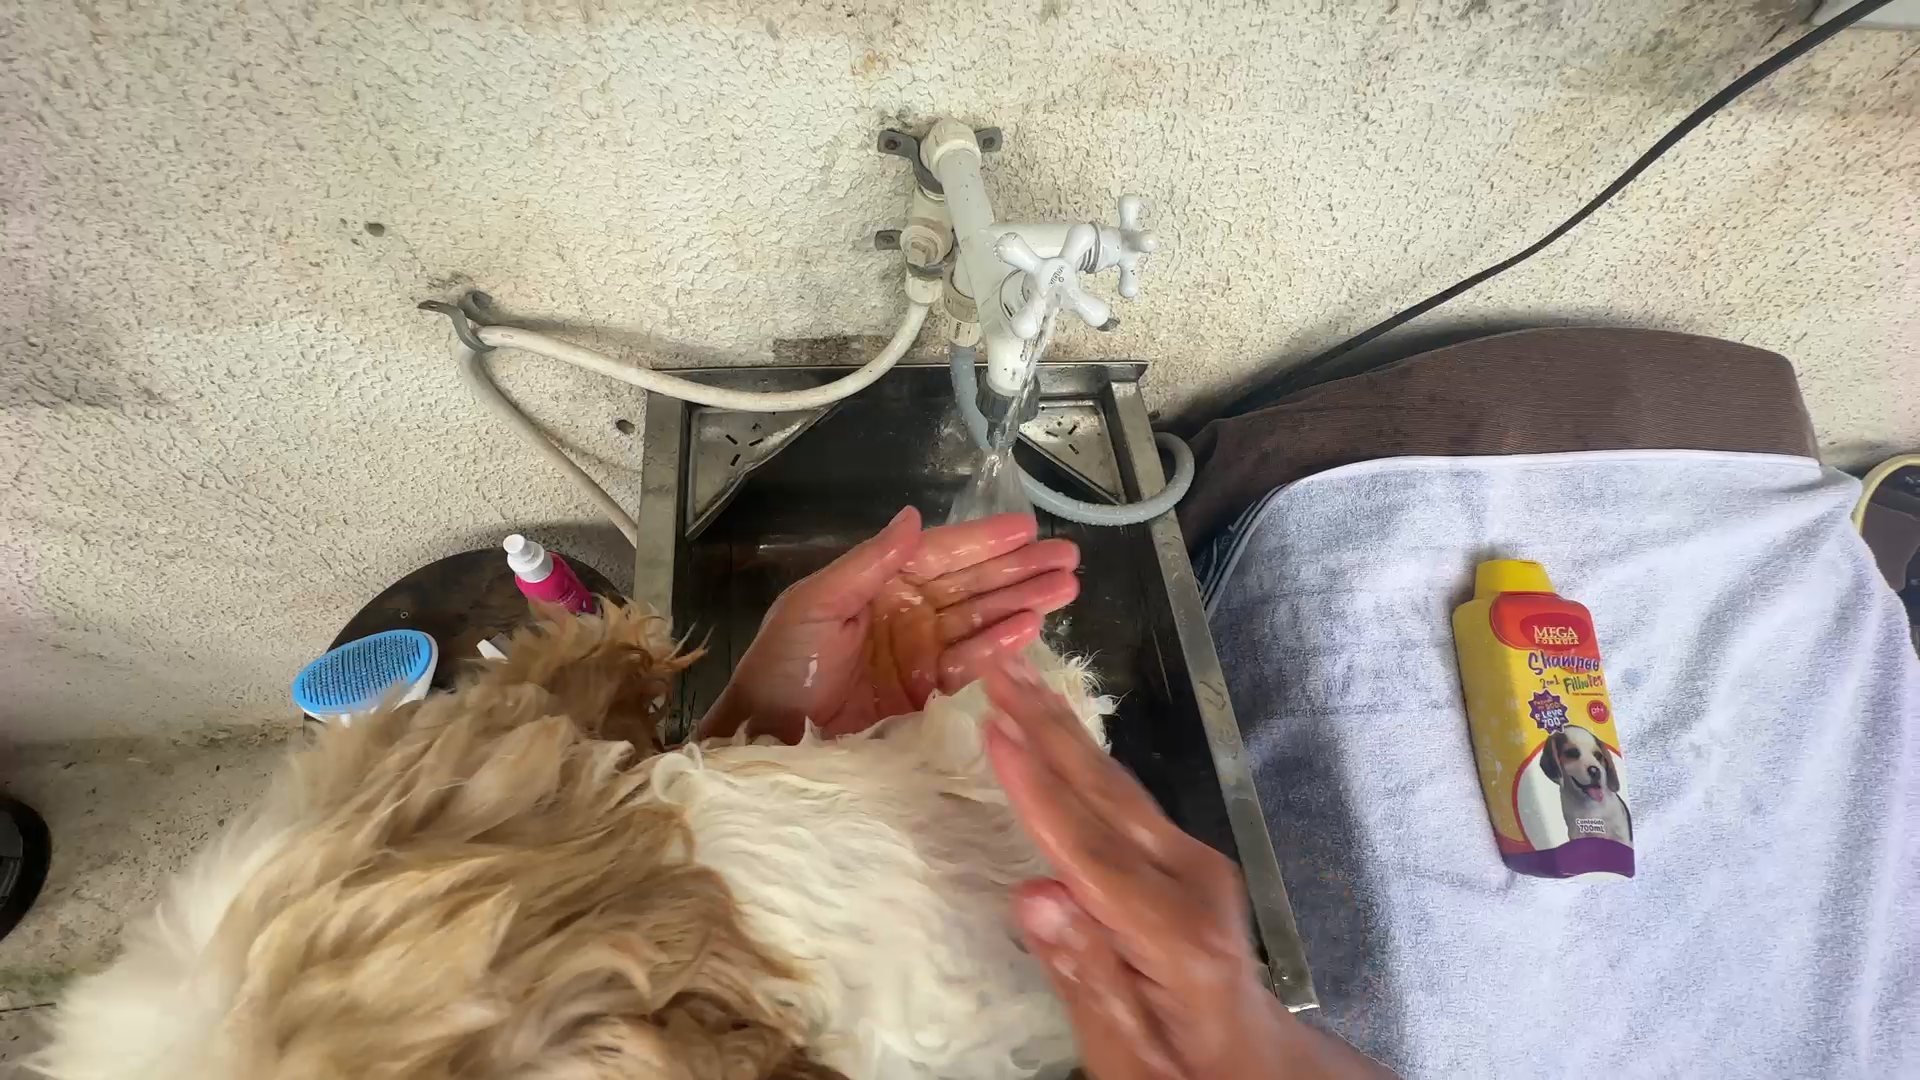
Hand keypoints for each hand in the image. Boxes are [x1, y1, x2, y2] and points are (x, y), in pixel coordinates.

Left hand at [698, 506, 1079, 742]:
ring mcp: (921, 653)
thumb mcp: (815, 604)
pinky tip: (1031, 629)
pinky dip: (1001, 647)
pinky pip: (971, 664)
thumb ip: (867, 563)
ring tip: (1064, 589)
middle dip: (1019, 569)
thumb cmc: (784, 665)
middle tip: (1067, 558)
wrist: (766, 740)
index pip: (940, 554)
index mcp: (879, 583)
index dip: (983, 540)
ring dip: (1021, 604)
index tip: (1027, 528)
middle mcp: (908, 611)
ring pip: (980, 620)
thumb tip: (913, 517)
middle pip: (972, 584)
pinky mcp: (929, 693)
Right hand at [981, 660, 1393, 1079]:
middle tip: (998, 670)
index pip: (1090, 851)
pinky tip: (1055, 725)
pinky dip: (1080, 750)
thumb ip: (1087, 978)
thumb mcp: (1130, 1060)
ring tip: (1017, 677)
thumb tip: (1032, 895)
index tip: (992, 728)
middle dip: (1046, 725)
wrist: (1251, 1064)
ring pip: (1113, 781)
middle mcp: (1192, 879)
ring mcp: (1192, 857)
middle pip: (1105, 793)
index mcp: (1180, 937)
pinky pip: (1121, 792)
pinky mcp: (1182, 849)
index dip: (1036, 788)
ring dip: (1060, 724)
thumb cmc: (1178, 1069)